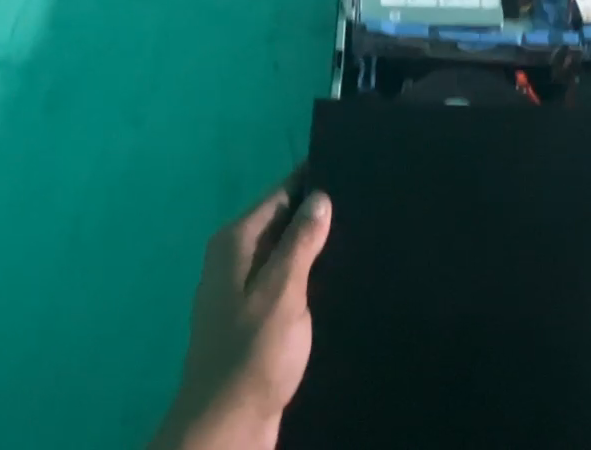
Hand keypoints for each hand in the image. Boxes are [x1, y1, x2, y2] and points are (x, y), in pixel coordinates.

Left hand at [149, 174, 332, 449]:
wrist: (226, 424)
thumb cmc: (253, 351)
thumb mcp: (283, 291)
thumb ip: (301, 242)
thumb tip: (319, 197)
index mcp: (236, 241)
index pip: (279, 194)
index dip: (311, 180)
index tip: (349, 166)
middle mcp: (233, 256)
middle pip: (280, 219)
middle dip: (316, 210)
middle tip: (364, 199)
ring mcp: (240, 287)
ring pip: (283, 250)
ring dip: (313, 243)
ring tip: (359, 231)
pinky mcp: (251, 314)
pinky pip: (282, 277)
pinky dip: (305, 271)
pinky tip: (336, 274)